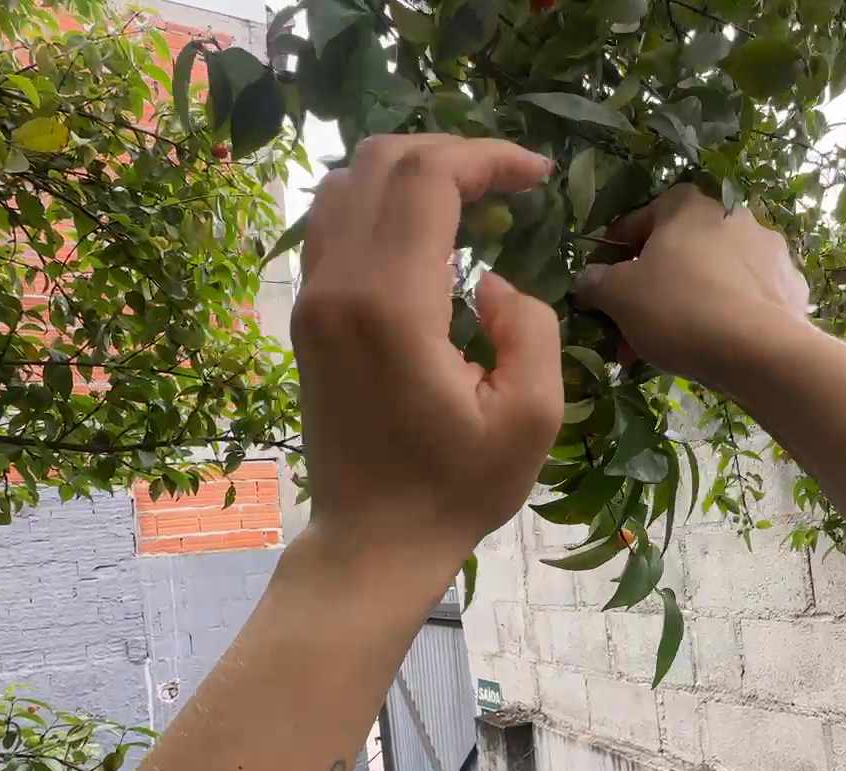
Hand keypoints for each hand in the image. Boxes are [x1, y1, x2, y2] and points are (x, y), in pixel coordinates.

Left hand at [291, 135, 562, 568]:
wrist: (376, 540)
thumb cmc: (458, 489)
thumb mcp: (532, 418)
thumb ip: (532, 328)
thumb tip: (490, 283)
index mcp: (392, 307)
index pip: (427, 178)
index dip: (487, 158)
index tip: (537, 175)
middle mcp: (338, 287)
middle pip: (382, 163)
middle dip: (454, 156)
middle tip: (508, 186)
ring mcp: (313, 301)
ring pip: (348, 186)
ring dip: (412, 176)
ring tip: (469, 205)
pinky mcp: (308, 319)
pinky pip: (335, 227)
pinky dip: (381, 209)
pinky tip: (424, 240)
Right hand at [572, 185, 811, 389]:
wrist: (758, 350)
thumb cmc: (678, 309)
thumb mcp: (619, 297)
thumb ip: (596, 283)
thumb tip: (585, 279)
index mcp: (686, 205)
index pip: (637, 221)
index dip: (612, 256)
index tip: (601, 287)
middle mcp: (731, 215)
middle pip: (677, 254)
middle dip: (650, 292)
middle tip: (631, 330)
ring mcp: (767, 250)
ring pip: (712, 278)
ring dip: (686, 306)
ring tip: (668, 348)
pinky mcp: (789, 286)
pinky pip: (746, 299)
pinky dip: (726, 317)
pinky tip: (713, 346)